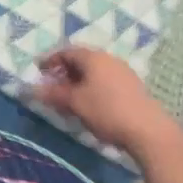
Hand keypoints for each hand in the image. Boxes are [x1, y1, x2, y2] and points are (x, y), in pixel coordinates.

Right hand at [30, 46, 178, 153]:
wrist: (149, 131)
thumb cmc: (106, 110)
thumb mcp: (75, 102)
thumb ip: (53, 93)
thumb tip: (32, 89)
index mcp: (92, 57)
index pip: (65, 51)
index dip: (50, 60)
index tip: (39, 71)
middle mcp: (108, 59)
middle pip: (81, 60)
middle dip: (65, 72)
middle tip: (53, 85)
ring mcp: (124, 72)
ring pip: (95, 72)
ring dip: (80, 81)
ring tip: (71, 97)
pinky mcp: (134, 87)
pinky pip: (106, 81)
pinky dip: (94, 87)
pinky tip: (92, 104)